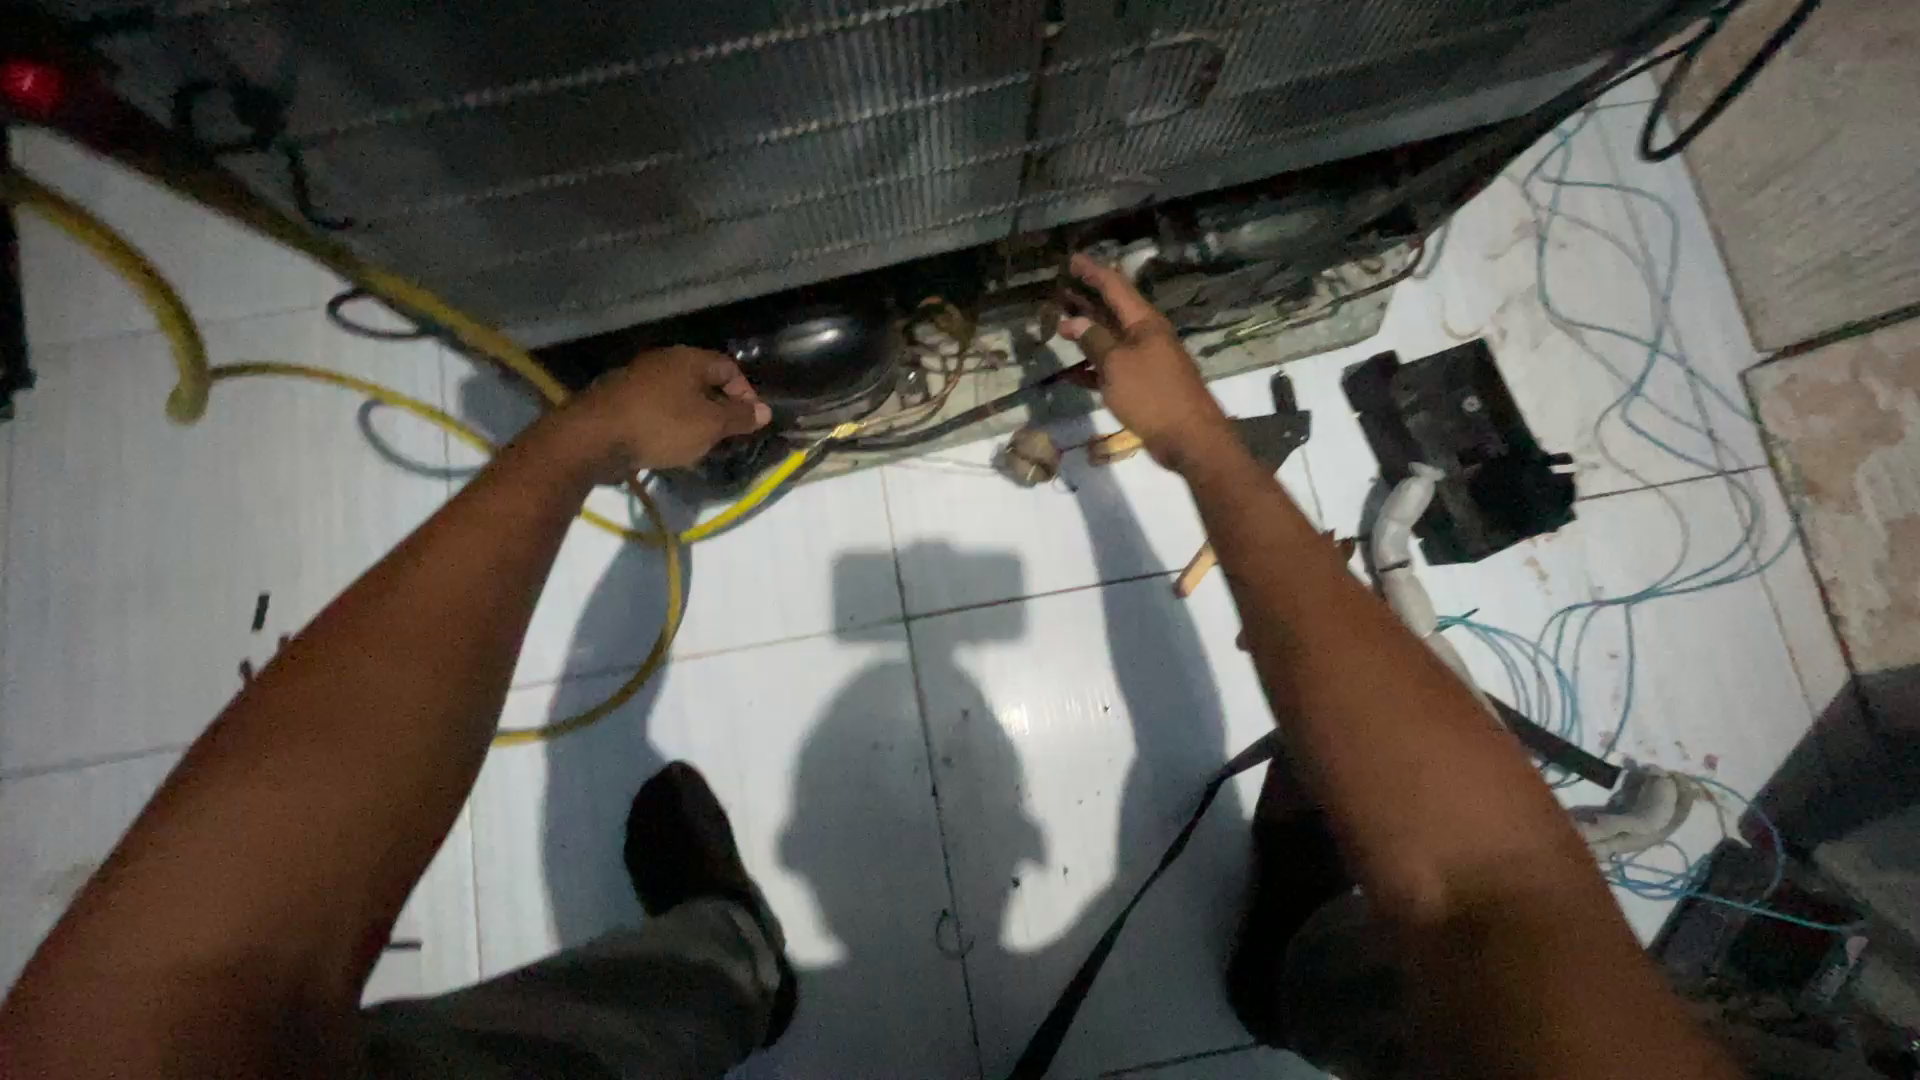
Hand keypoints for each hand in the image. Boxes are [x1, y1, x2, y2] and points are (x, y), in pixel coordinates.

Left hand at [538, 347, 771, 481]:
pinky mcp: (620, 398)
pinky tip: (669, 443)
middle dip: (719, 405)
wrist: (594, 437)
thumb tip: (764, 411)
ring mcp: (638, 378)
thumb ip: (739, 417)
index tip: (750, 420)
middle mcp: (663, 361)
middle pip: (702, 379)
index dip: (745, 392)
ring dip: (694, 415)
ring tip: (700, 441)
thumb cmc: (662, 426)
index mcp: (688, 359)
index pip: (729, 367)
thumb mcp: (710, 425)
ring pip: (678, 393)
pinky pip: (657, 406)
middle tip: (727, 433)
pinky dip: (670, 421)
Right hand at [1058, 253, 1233, 471]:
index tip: (1071, 260)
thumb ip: (1094, 340)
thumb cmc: (1152, 394)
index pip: (1114, 287)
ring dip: (1086, 332)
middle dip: (1086, 300)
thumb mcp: (1117, 364)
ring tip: (1059, 324)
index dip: (1092, 272)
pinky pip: (1112, 370)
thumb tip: (1073, 321)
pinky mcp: (1142, 386)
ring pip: (1110, 340)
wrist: (1188, 437)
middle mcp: (1146, 335)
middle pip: (1112, 311)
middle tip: (1060, 290)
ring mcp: (1145, 361)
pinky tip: (1071, 373)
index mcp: (1144, 322)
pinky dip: (1092, 369)